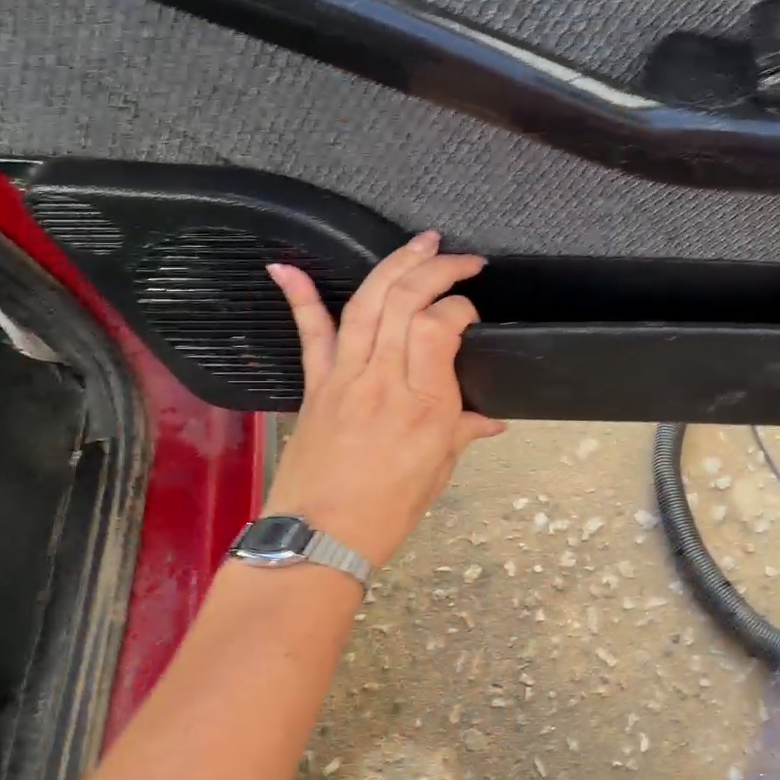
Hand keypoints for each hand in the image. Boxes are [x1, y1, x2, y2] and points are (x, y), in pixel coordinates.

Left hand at [260, 231, 504, 564]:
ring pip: (367, 304)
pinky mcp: (316, 384)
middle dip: (436, 268)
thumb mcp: (440, 468)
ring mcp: (345, 376)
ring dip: (394, 265)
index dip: (462, 306)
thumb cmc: (390, 507)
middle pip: (405, 301)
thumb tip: (491, 419)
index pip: (443, 326)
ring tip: (419, 243)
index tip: (473, 313)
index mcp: (425, 402)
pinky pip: (310, 334)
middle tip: (460, 257)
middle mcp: (384, 379)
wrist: (319, 536)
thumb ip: (464, 431)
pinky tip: (287, 267)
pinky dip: (299, 297)